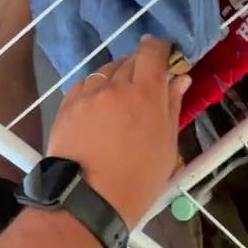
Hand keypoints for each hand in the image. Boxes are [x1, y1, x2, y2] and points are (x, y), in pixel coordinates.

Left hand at [47, 38, 190, 225]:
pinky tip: (97, 109)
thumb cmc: (137, 180)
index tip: (162, 52)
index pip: (152, 53)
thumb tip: (179, 78)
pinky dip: (95, 89)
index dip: (159, 48)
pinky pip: (85, 84)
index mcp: (145, 95)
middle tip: (143, 87)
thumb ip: (171, 106)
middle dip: (138, 68)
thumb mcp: (166, 146)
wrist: (87, 200)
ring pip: (105, 71)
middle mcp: (115, 86)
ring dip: (115, 78)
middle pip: (129, 61)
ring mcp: (89, 93)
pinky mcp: (67, 103)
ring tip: (118, 101)